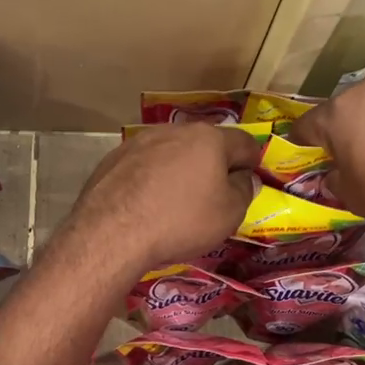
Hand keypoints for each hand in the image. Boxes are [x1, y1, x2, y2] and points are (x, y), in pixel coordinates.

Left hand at [56, 123, 260, 273]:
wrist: (111, 233)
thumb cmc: (180, 222)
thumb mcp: (228, 215)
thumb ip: (243, 191)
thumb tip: (243, 178)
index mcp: (208, 138)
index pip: (243, 142)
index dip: (252, 160)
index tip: (252, 175)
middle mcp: (173, 131)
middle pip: (202, 144)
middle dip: (212, 164)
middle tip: (214, 191)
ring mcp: (137, 143)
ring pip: (168, 153)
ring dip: (178, 170)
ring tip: (176, 199)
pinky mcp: (111, 161)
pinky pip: (141, 168)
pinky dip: (149, 181)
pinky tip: (145, 205)